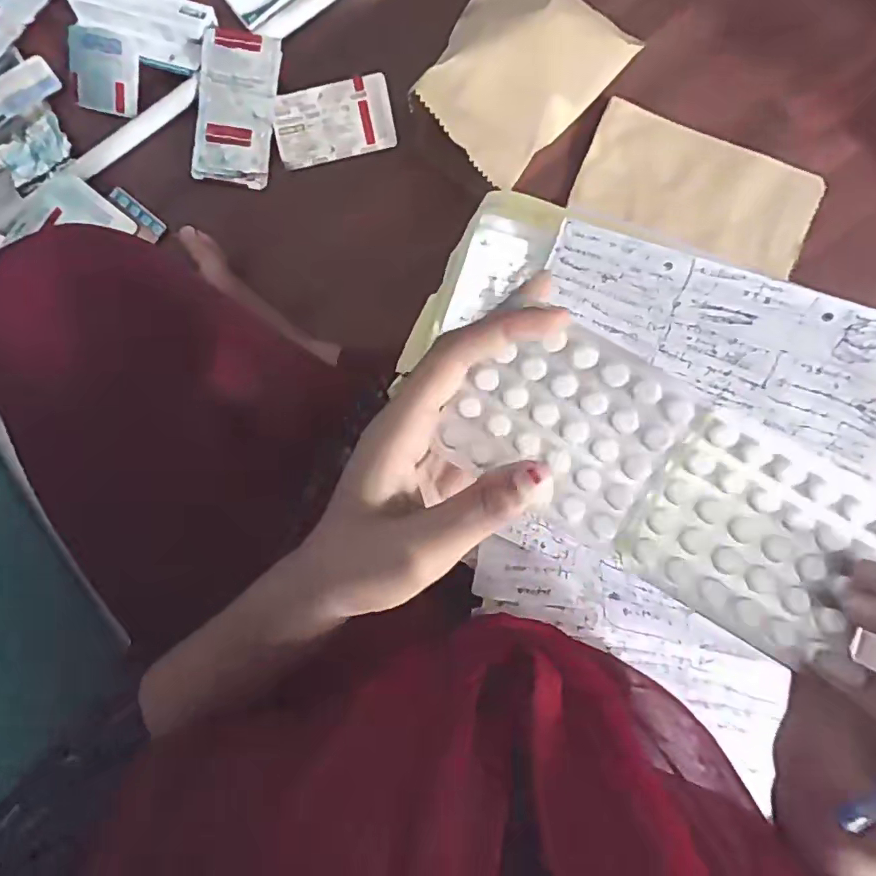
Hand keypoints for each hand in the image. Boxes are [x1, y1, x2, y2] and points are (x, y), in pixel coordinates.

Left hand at [140, 282, 565, 736]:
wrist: (322, 586)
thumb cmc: (360, 567)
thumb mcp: (419, 549)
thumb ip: (478, 511)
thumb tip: (542, 470)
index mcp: (400, 425)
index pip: (452, 360)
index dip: (501, 332)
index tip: (554, 321)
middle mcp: (409, 417)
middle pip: (457, 353)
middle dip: (503, 318)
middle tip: (552, 290)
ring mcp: (419, 434)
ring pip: (465, 377)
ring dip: (503, 348)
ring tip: (550, 326)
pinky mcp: (431, 454)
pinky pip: (471, 414)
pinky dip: (503, 394)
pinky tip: (531, 397)